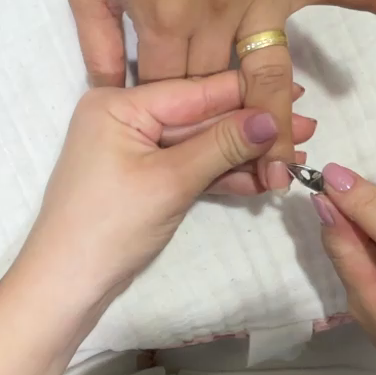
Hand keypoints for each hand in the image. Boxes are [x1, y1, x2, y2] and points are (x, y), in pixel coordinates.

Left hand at [17, 72, 314, 300]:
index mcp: (119, 103)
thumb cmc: (110, 226)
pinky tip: (262, 178)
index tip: (296, 90)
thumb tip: (273, 115)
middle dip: (252, 128)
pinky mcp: (142, 179)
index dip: (247, 94)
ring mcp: (133, 149)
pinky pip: (187, 167)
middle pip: (200, 118)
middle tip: (307, 127)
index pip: (195, 91)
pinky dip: (220, 175)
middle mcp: (125, 117)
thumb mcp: (170, 181)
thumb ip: (222, 144)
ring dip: (243, 155)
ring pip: (198, 145)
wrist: (68, 284)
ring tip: (296, 154)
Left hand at [69, 0, 375, 189]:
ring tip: (289, 167)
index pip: (171, 93)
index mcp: (165, 16)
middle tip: (243, 187)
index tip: (181, 161)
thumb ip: (98, 42)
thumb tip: (114, 94)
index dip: (174, 128)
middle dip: (229, 143)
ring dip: (280, 123)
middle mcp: (217, 11)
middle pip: (223, 95)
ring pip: (271, 72)